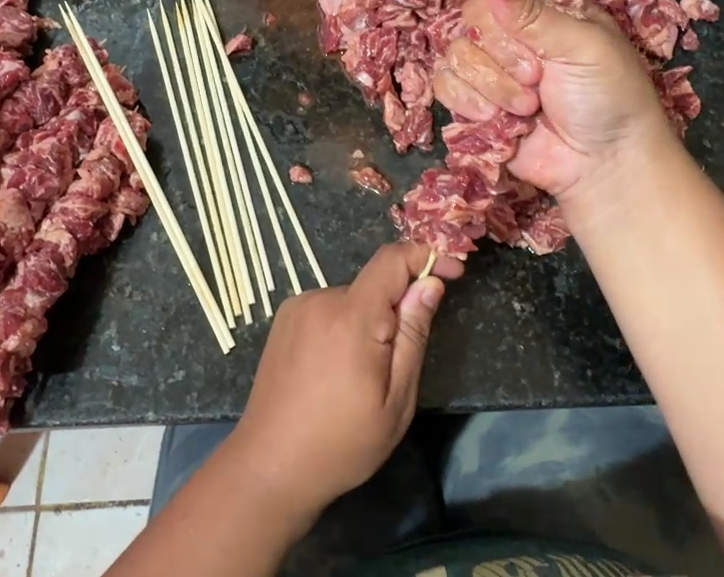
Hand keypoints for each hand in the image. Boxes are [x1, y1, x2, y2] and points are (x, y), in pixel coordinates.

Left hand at [222, 242, 464, 516]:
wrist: (270, 466)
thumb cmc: (342, 442)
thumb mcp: (397, 398)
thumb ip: (413, 334)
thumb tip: (430, 283)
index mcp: (351, 316)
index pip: (392, 259)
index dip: (426, 256)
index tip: (454, 271)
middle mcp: (320, 300)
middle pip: (372, 284)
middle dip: (396, 310)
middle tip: (399, 364)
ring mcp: (296, 308)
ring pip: (351, 300)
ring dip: (367, 323)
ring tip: (360, 378)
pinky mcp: (283, 322)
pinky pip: (328, 311)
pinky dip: (343, 328)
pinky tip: (335, 371)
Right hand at [432, 0, 679, 206]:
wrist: (602, 165)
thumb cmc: (610, 98)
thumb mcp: (583, 47)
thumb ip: (534, 14)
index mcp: (550, 5)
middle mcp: (515, 29)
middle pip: (475, 12)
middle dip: (502, 49)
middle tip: (536, 76)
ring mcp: (492, 65)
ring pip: (457, 51)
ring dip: (491, 83)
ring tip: (529, 106)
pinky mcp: (474, 99)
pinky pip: (446, 84)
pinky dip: (470, 103)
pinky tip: (500, 120)